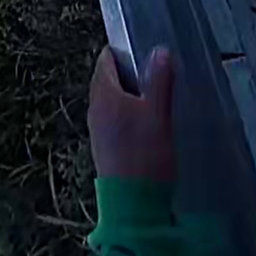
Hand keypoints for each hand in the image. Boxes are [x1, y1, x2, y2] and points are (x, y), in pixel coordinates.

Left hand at [88, 46, 175, 180]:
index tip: (142, 49)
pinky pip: (112, 117)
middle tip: (152, 71)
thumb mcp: (158, 114)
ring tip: (153, 95)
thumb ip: (159, 81)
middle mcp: (95, 110)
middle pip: (106, 79)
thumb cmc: (145, 156)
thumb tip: (160, 51)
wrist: (134, 206)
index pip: (105, 61)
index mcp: (104, 96)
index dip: (122, 51)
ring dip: (127, 93)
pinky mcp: (104, 146)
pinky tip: (145, 121)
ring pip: (110, 99)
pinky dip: (126, 111)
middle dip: (126, 71)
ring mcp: (97, 130)